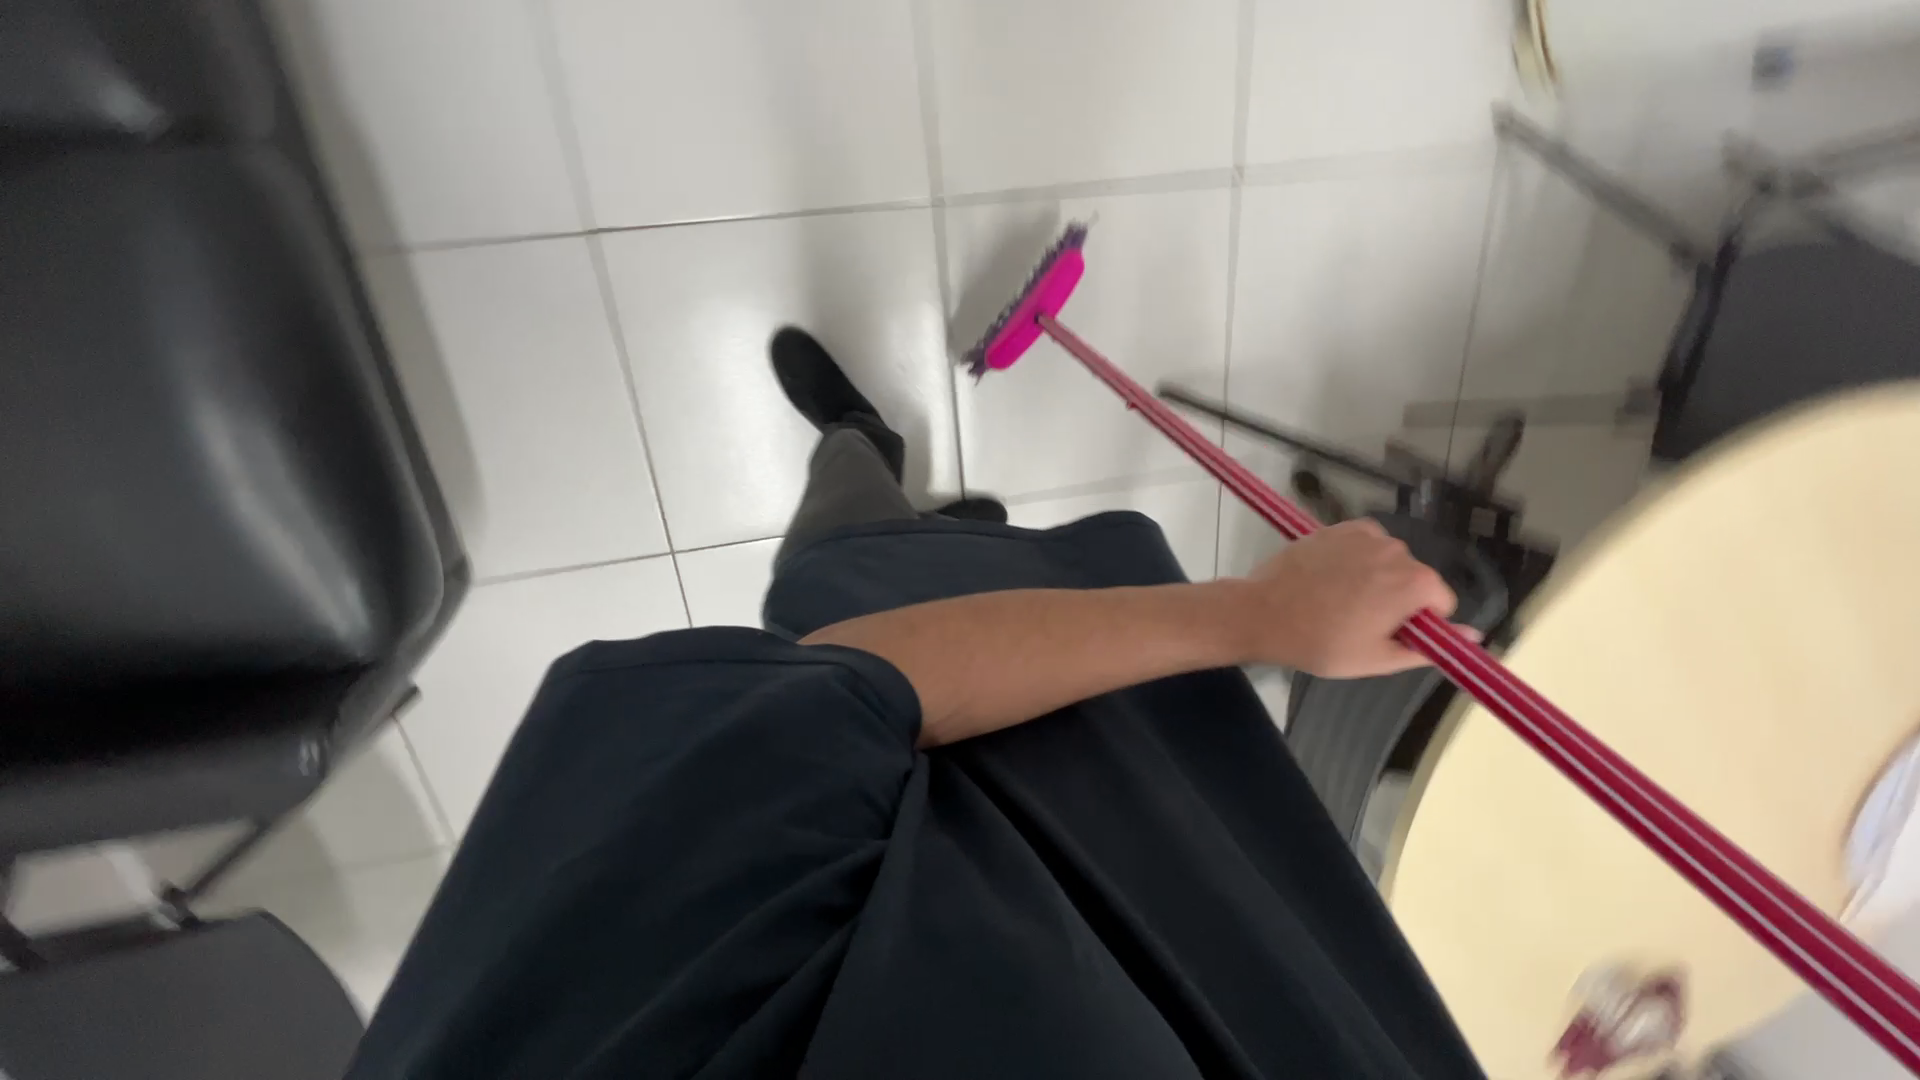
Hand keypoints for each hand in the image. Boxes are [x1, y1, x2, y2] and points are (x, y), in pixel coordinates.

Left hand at [1230, 519, 1459, 677]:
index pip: (1441, 603)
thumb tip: (1474, 637)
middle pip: (1415, 578)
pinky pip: (1363, 544)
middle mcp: (1397, 550)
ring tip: (1337, 600)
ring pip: (1388, 561)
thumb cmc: (1320, 642)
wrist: (1262, 613)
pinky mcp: (1338, 527)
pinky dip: (1354, 558)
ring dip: (1374, 577)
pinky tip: (1329, 578)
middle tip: (1356, 620)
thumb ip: (1430, 648)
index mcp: (1416, 582)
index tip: (1385, 632)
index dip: (1418, 622)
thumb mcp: (1378, 658)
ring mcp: (1365, 534)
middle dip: (1396, 598)